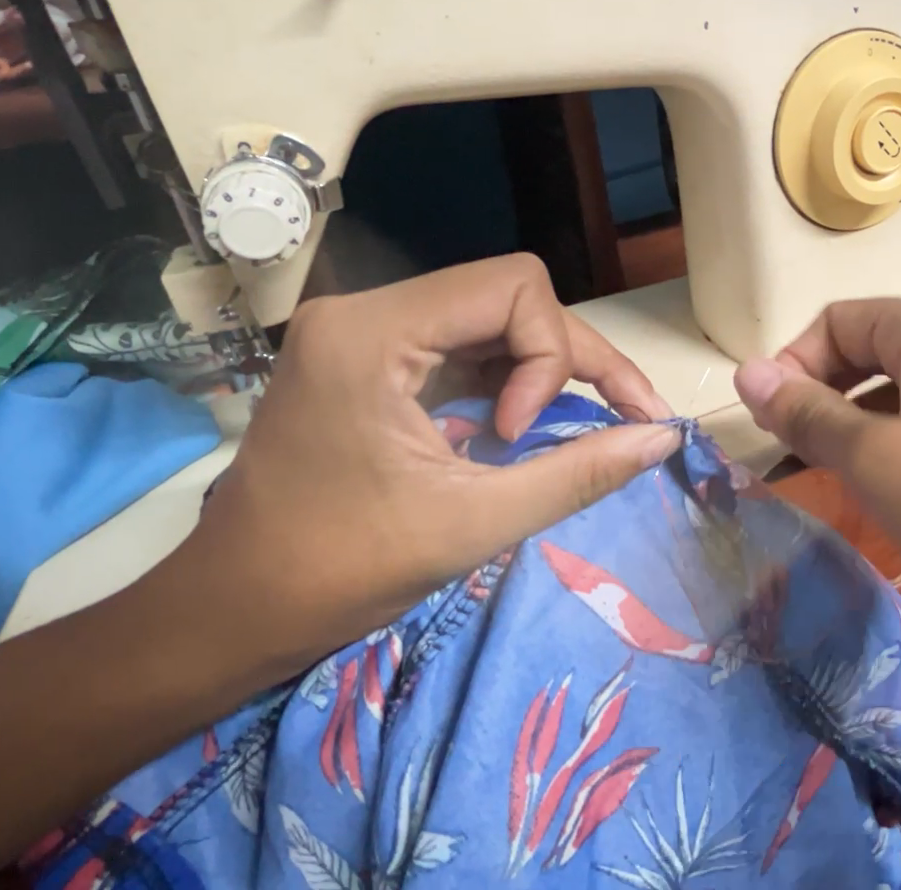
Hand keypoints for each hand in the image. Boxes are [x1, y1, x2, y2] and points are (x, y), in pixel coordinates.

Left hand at [145, 254, 680, 680]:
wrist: (234, 611)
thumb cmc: (340, 571)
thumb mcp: (475, 523)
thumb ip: (580, 473)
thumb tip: (665, 437)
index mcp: (372, 332)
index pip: (514, 288)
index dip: (552, 355)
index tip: (519, 434)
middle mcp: (366, 312)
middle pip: (510, 299)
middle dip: (569, 361)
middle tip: (622, 422)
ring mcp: (365, 333)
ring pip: (496, 321)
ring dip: (546, 373)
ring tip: (572, 432)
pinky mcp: (371, 360)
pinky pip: (466, 347)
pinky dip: (510, 383)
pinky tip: (526, 428)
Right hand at [732, 297, 900, 627]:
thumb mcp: (880, 458)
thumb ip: (808, 414)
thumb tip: (745, 372)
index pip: (836, 320)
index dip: (790, 364)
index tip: (760, 426)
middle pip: (864, 357)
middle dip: (816, 399)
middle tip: (779, 459)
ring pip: (894, 405)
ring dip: (848, 436)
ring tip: (816, 484)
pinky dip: (890, 465)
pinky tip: (876, 505)